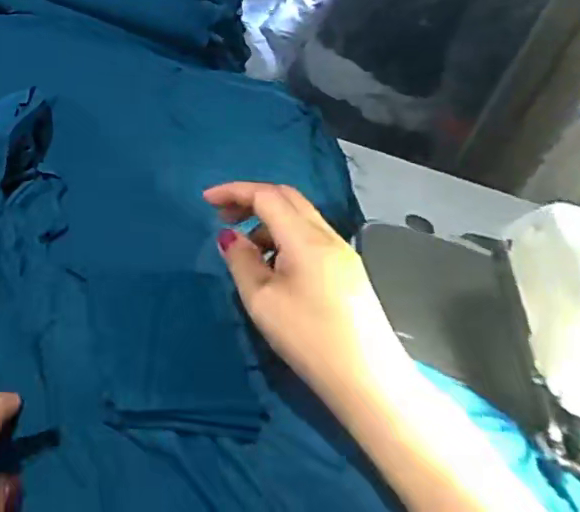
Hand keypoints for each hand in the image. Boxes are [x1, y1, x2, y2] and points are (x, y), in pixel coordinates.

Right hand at [204, 182, 411, 409]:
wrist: (374, 387)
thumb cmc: (310, 338)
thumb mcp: (260, 298)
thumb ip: (240, 259)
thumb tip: (231, 237)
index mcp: (307, 240)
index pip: (266, 195)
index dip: (233, 191)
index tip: (205, 202)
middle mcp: (329, 239)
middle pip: (287, 198)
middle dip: (250, 198)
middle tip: (222, 215)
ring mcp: (344, 257)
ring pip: (300, 217)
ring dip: (266, 219)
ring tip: (245, 248)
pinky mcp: (349, 274)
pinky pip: (310, 237)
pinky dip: (283, 236)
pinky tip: (272, 265)